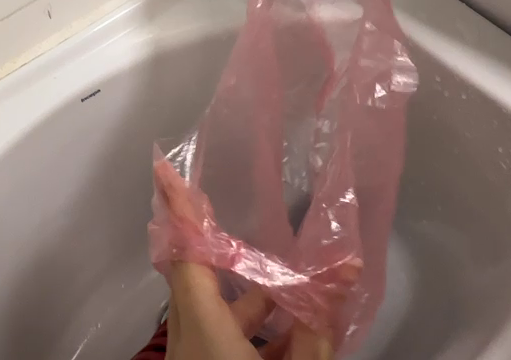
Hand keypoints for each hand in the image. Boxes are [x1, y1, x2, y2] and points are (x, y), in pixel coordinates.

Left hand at [154, 159, 338, 359]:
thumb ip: (318, 322)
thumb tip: (347, 268)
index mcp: (202, 329)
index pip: (187, 253)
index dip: (179, 209)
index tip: (164, 169)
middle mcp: (186, 342)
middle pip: (194, 276)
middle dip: (206, 239)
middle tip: (207, 197)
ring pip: (211, 311)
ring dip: (246, 296)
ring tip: (284, 279)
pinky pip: (218, 339)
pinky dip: (247, 327)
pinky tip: (287, 331)